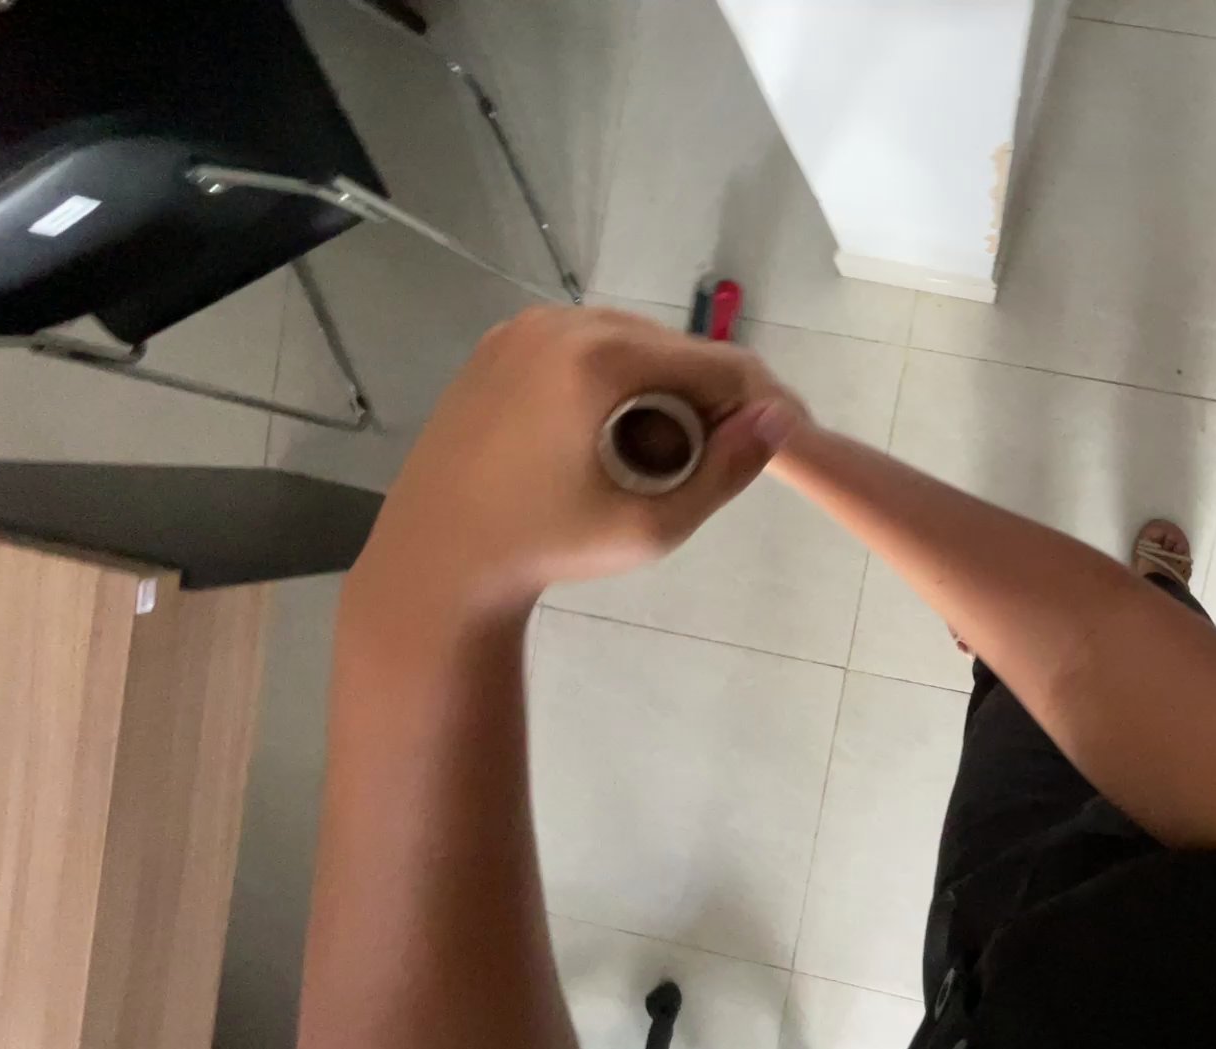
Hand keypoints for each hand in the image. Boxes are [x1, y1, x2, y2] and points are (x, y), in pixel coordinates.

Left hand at [350, 306, 806, 618]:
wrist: (436, 560)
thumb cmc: (550, 548)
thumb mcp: (655, 524)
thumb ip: (728, 469)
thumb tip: (779, 417)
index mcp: (599, 359)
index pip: (717, 364)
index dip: (753, 407)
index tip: (761, 449)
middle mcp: (563, 322)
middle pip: (677, 349)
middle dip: (706, 402)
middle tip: (700, 464)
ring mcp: (525, 326)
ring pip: (637, 345)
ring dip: (664, 392)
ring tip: (651, 454)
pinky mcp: (503, 341)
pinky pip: (591, 348)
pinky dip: (619, 383)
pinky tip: (605, 434)